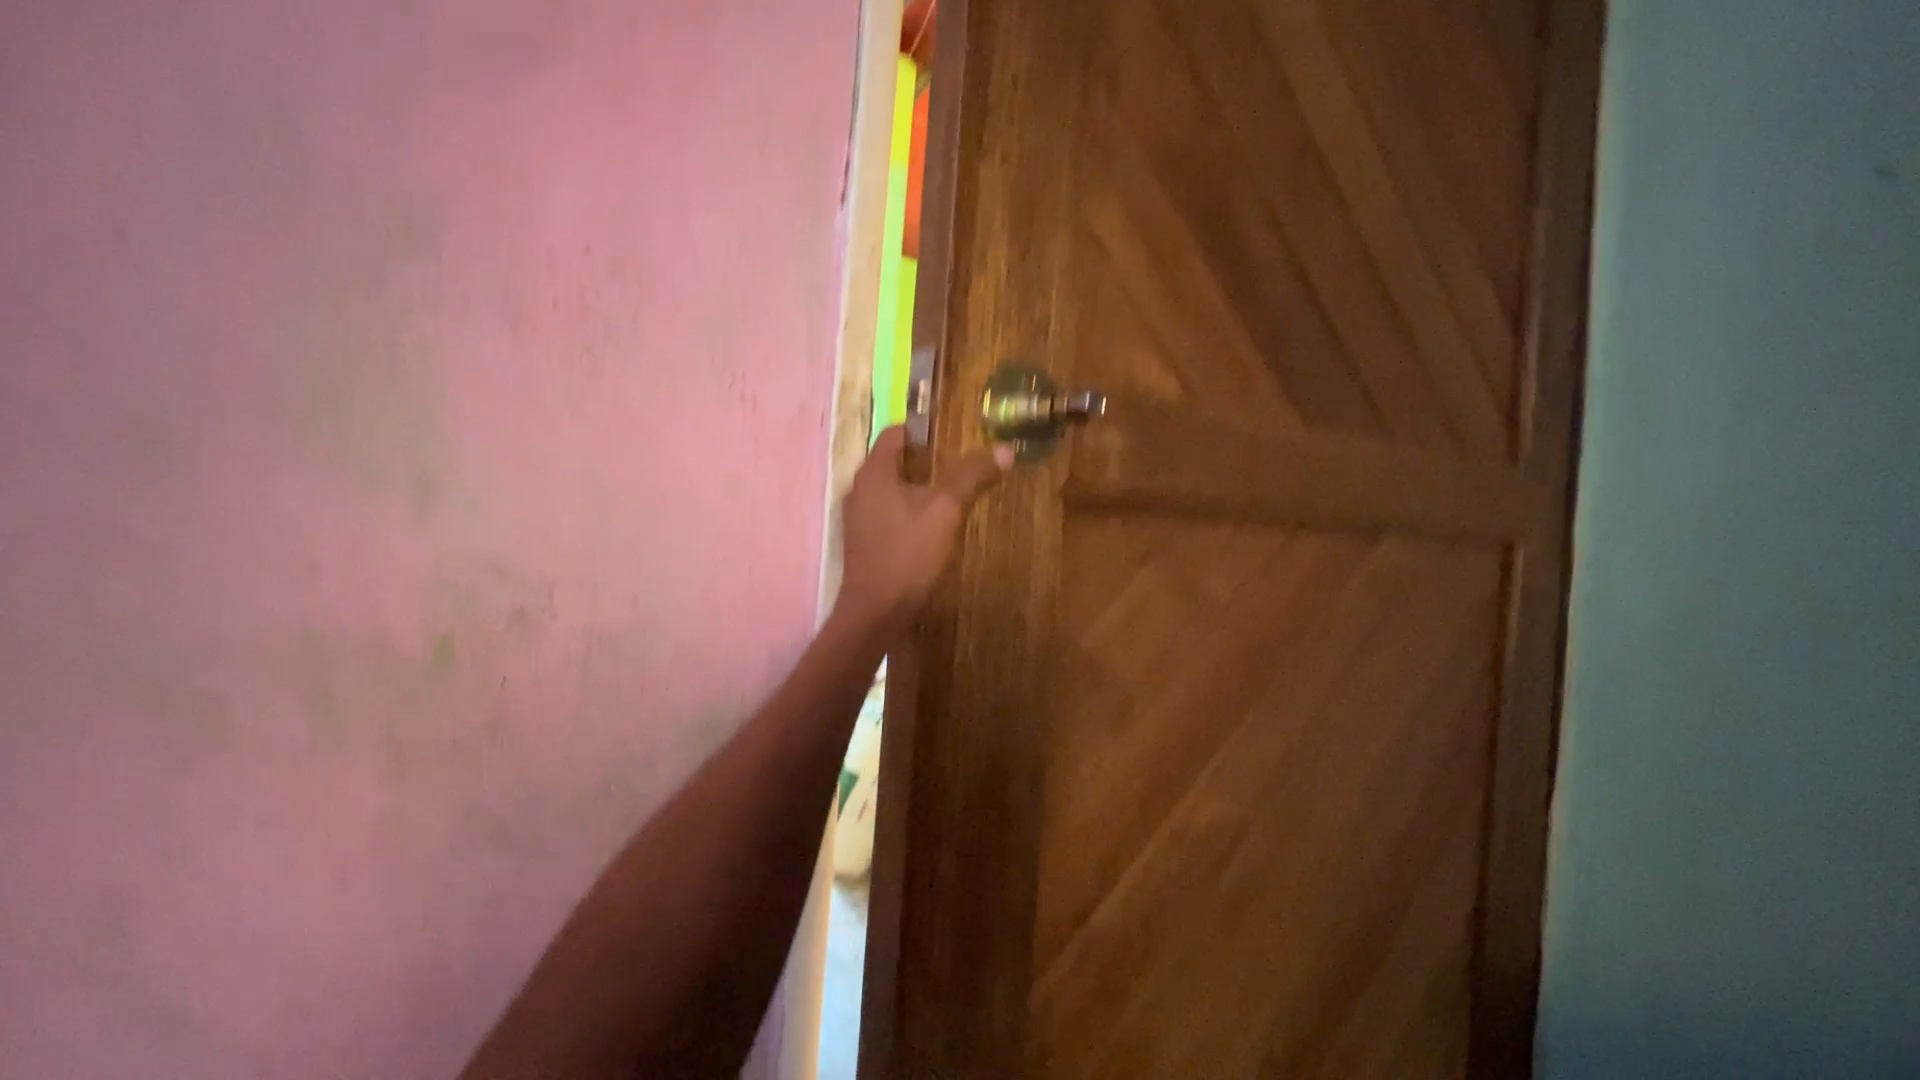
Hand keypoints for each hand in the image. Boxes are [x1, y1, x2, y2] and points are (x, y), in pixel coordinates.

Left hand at [835, 426, 1012, 629]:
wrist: (876, 612)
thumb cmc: (908, 553)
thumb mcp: (945, 510)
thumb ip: (971, 475)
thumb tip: (1005, 449)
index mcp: (873, 472)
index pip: (895, 432)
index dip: (925, 430)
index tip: (955, 436)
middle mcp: (859, 489)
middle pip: (894, 461)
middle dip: (927, 460)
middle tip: (962, 464)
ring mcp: (858, 518)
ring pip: (892, 490)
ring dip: (919, 488)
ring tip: (953, 494)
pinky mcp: (864, 542)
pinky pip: (889, 514)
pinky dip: (910, 512)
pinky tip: (933, 526)